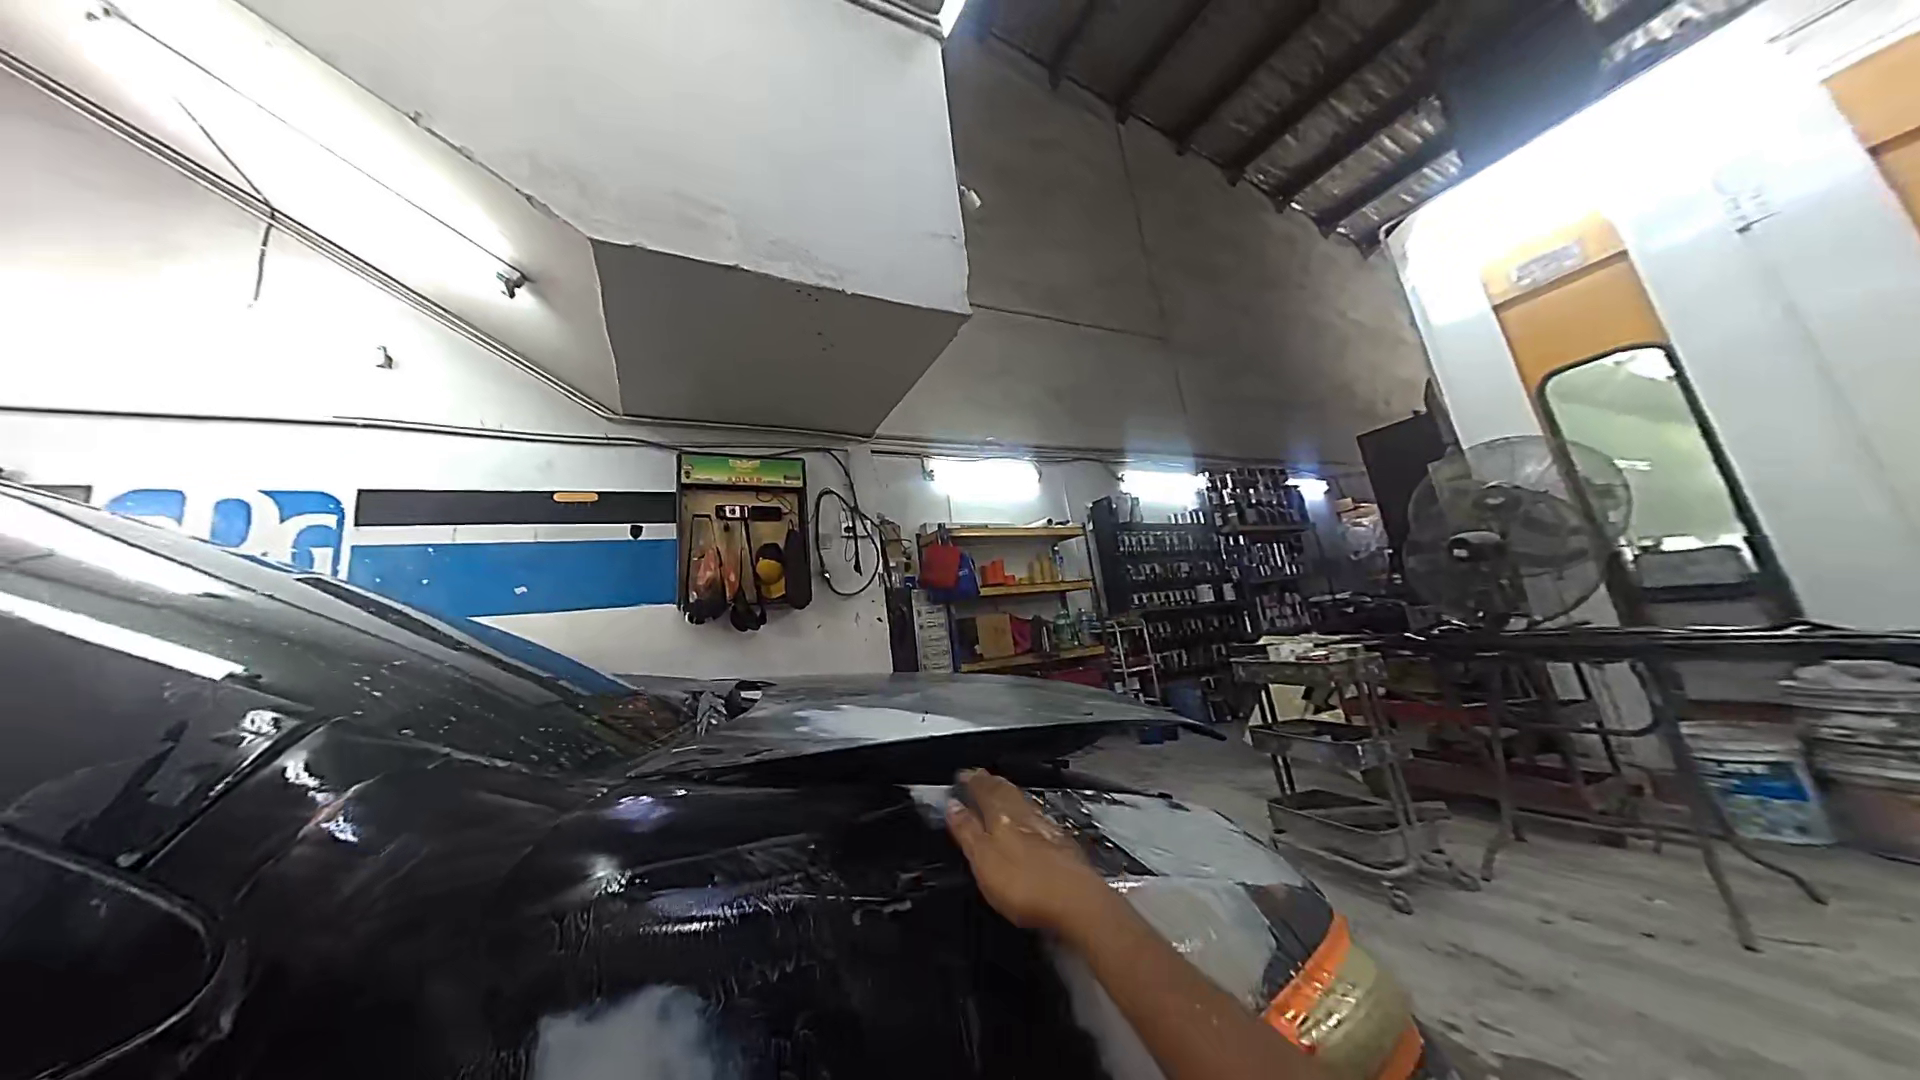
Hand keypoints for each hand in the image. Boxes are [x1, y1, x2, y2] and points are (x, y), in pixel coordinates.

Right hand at [944, 769, 1115, 936]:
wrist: (1077, 903)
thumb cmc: (1026, 884)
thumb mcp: (983, 859)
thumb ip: (967, 831)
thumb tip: (952, 806)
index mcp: (1002, 816)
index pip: (983, 790)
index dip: (971, 781)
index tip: (962, 774)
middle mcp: (1026, 816)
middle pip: (1005, 791)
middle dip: (991, 782)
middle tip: (980, 775)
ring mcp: (1047, 830)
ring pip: (1024, 802)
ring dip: (1009, 794)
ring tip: (1001, 790)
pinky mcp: (1063, 847)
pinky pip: (1040, 819)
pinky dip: (1029, 813)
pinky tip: (1031, 820)